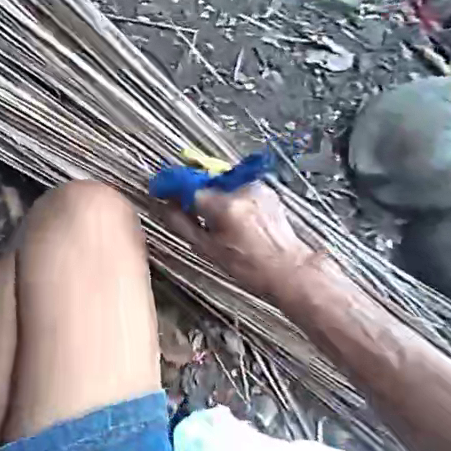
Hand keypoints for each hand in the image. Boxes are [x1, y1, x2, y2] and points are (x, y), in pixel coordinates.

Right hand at [157, 183, 327, 299]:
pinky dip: (229, 196)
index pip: (188, 185)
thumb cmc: (250, 266)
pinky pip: (237, 186)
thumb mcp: (207, 249)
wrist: (289, 269)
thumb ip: (182, 223)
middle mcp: (240, 191)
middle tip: (186, 208)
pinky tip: (233, 218)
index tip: (161, 188)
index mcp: (224, 206)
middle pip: (204, 180)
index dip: (171, 186)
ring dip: (211, 194)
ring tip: (214, 218)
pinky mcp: (266, 190)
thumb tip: (165, 207)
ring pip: (221, 182)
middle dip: (192, 191)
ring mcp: (256, 188)